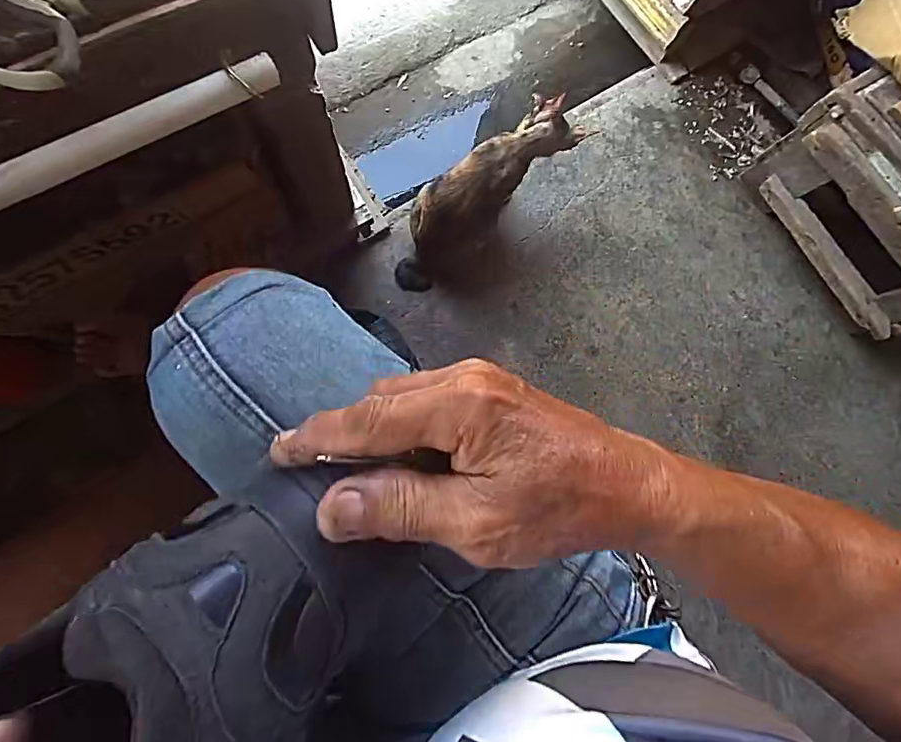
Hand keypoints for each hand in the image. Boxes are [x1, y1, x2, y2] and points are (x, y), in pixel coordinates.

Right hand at [269, 359, 671, 566]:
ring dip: (375, 430)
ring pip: (403, 397)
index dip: (318, 438)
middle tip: (312, 473)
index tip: (279, 450)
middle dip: (343, 434)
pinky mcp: (492, 388)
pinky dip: (405, 425)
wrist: (621, 481)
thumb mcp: (474, 523)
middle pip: (381, 401)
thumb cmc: (556, 507)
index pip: (366, 420)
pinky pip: (428, 398)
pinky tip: (406, 458)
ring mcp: (481, 377)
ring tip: (357, 474)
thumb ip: (400, 508)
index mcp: (458, 404)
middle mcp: (465, 377)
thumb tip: (332, 506)